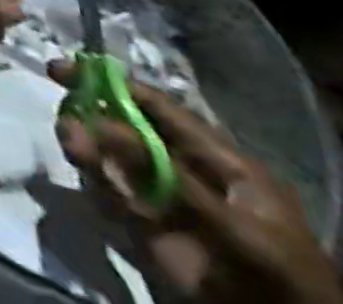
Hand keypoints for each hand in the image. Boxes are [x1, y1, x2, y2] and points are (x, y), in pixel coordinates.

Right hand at [49, 61, 342, 303]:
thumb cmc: (279, 275)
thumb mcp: (235, 226)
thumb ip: (170, 177)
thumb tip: (100, 124)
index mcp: (219, 161)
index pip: (160, 110)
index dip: (115, 85)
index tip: (66, 68)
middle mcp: (185, 171)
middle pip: (129, 130)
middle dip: (93, 114)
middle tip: (63, 108)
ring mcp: (163, 200)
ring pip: (114, 160)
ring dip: (88, 145)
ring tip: (69, 138)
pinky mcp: (143, 227)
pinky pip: (110, 194)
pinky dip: (92, 178)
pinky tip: (82, 166)